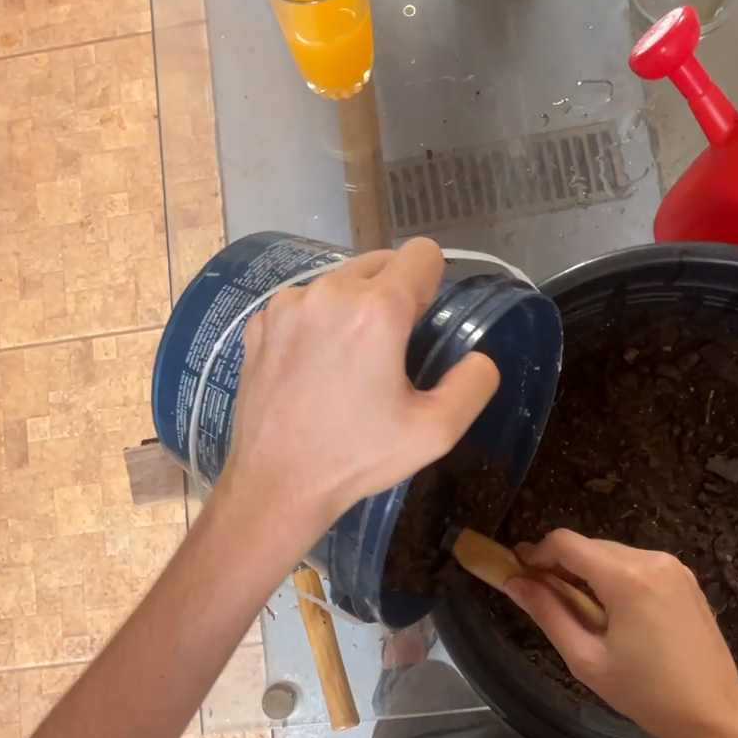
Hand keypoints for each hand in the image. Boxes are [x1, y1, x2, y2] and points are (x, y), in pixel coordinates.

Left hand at [216, 238, 500, 540]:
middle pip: (380, 262)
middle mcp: (329, 292)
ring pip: (339, 282)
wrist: (275, 484)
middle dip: (394, 295)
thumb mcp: (436, 432)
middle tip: (388, 353)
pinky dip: (315, 324)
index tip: (420, 329)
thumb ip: (475, 382)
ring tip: (347, 364)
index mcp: (376, 311)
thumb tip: (478, 356)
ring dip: (353, 307)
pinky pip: (303, 304)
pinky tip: (312, 370)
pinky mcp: (260, 323)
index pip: (423, 253)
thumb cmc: (357, 458)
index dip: (432, 288)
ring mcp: (287, 305)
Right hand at [505, 529, 737, 737]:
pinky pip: (635, 564)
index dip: (536, 553)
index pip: (566, 543)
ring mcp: (673, 567)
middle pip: (589, 545)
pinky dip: (613, 578)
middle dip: (560, 566)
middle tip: (542, 599)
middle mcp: (652, 559)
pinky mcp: (684, 578)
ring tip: (579, 613)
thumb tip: (514, 582)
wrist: (717, 716)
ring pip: (611, 553)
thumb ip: (547, 613)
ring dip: (587, 573)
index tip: (517, 574)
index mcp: (627, 578)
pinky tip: (612, 614)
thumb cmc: (647, 695)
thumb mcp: (586, 659)